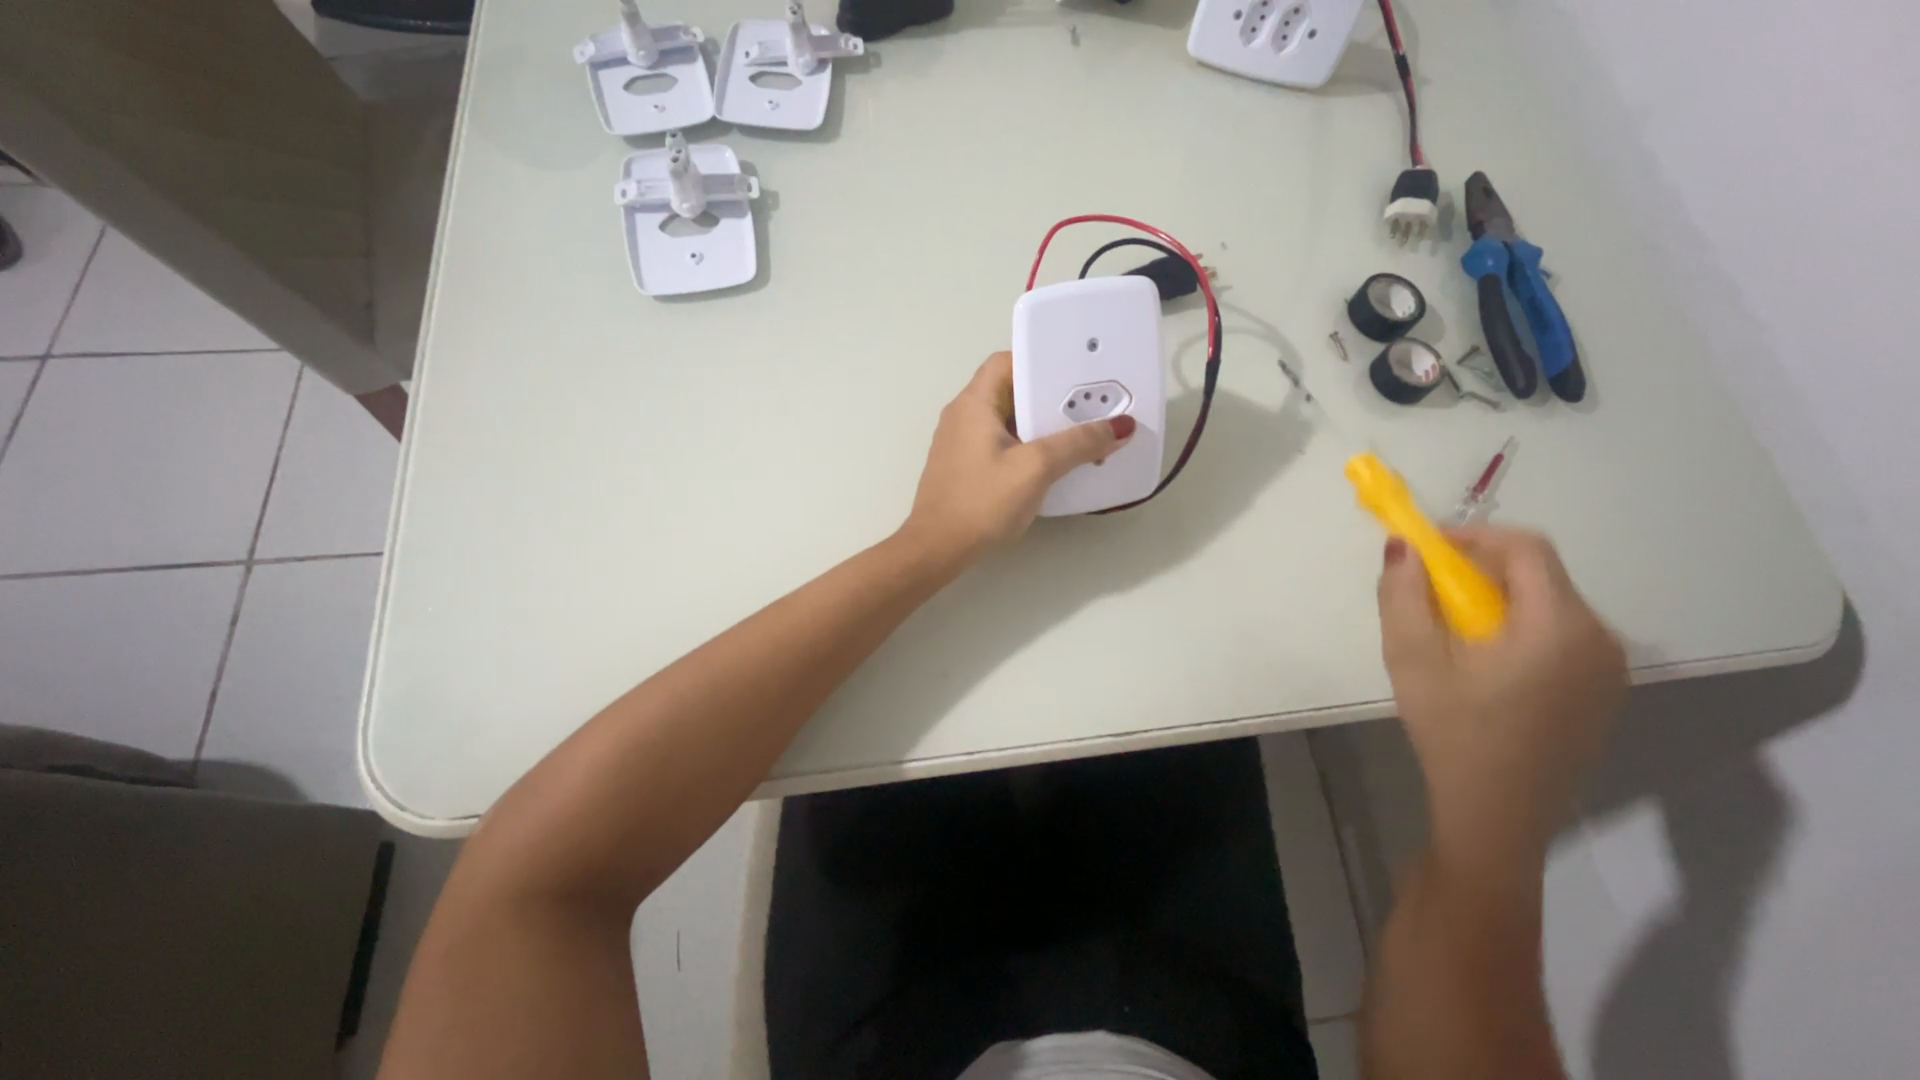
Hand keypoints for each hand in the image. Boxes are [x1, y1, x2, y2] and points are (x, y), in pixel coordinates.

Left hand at [901, 352, 1133, 561]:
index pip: (1006, 362)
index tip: (1075, 374)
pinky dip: (1029, 446)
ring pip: (1009, 421)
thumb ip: (1078, 444)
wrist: (937, 549)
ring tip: (1082, 433)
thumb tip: (1122, 426)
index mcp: (973, 403)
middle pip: (1011, 391)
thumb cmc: (981, 501)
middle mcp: (963, 416)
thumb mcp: (1036, 468)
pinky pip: (1003, 444)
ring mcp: (962, 443)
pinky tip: (1056, 464)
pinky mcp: (966, 468)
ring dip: (1043, 425)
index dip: (1040, 362)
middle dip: (1050, 397)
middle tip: (1090, 404)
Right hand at [1377, 526, 1626, 868]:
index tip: (1430, 550)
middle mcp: (1600, 638)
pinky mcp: (1604, 693)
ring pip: (1552, 606)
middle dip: (1484, 571)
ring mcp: (1610, 668)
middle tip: (1433, 593)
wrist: (1496, 814)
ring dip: (1502, 601)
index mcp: (1560, 625)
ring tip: (1455, 632)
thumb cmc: (1452, 732)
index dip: (1475, 536)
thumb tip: (1404, 546)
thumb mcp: (1411, 659)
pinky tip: (1488, 665)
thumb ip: (1403, 593)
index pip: (1527, 548)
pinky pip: (1564, 638)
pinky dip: (1523, 631)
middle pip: (1541, 576)